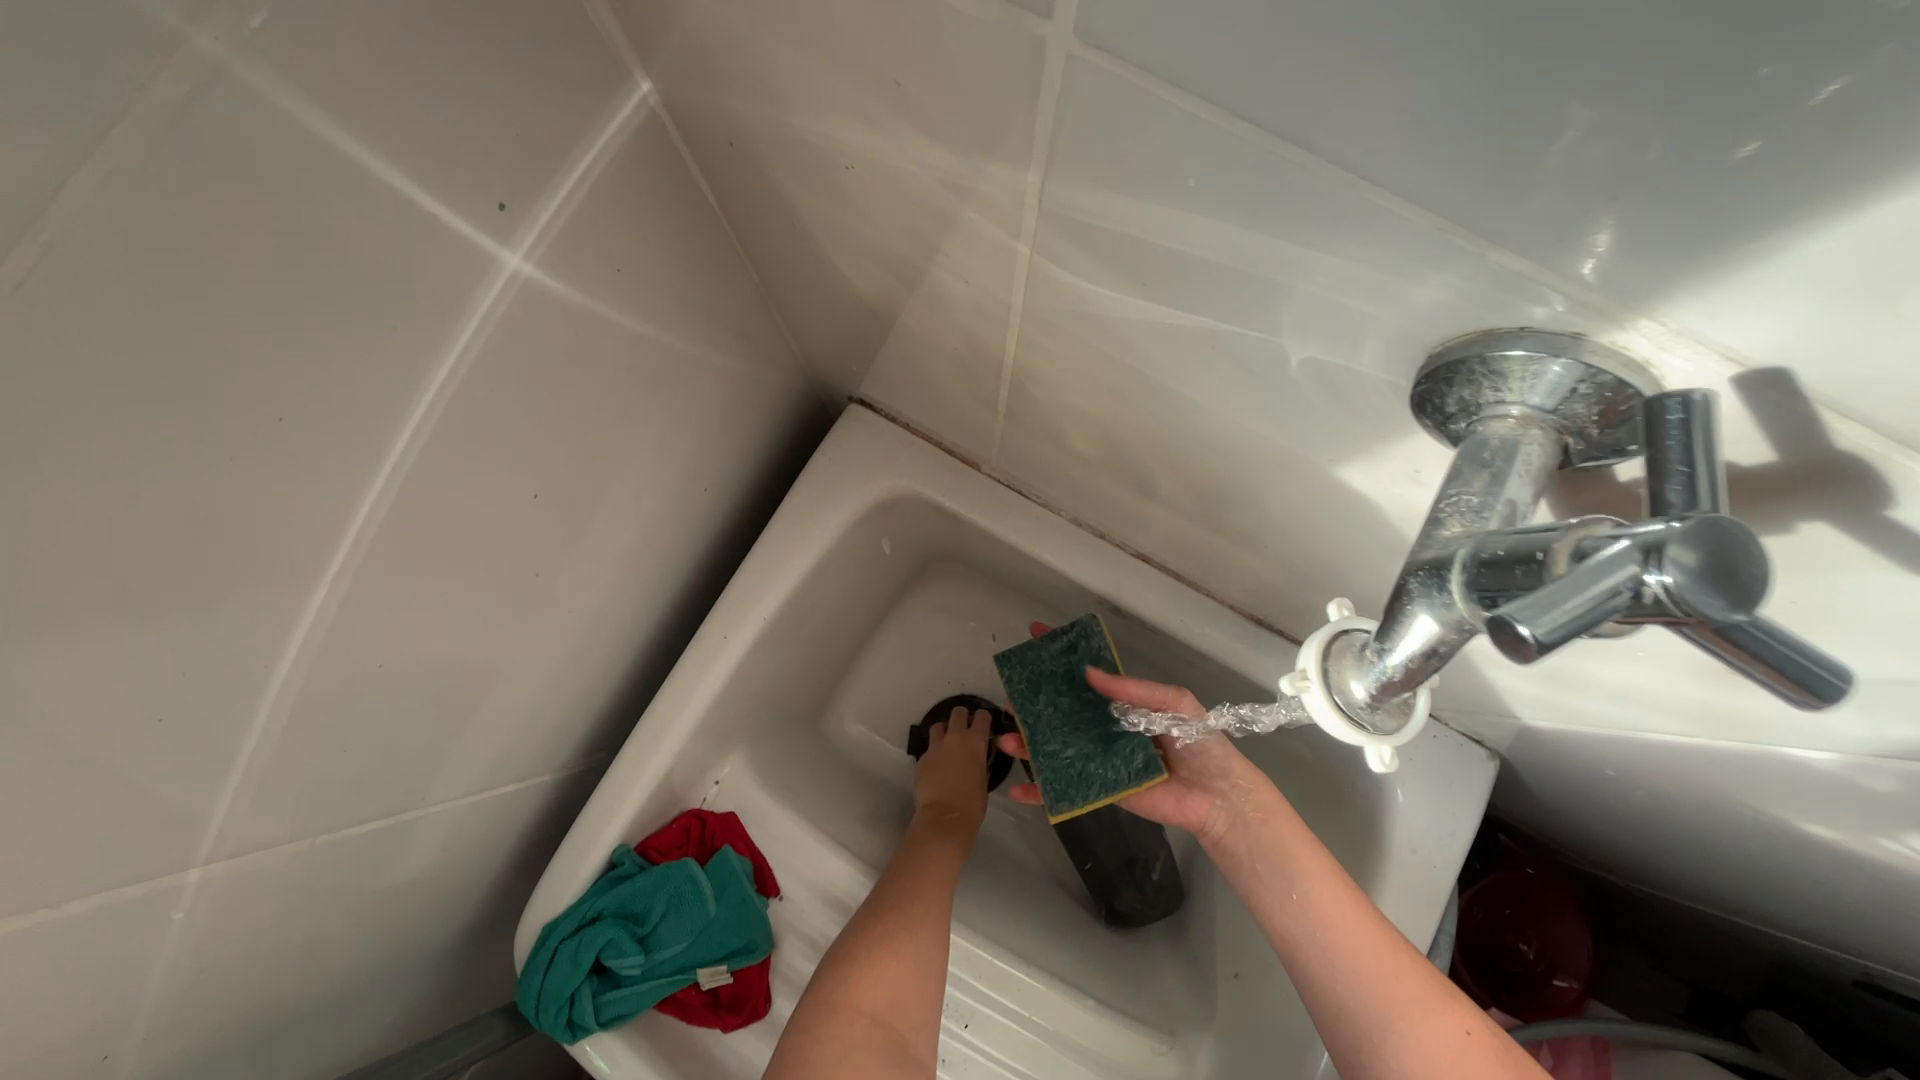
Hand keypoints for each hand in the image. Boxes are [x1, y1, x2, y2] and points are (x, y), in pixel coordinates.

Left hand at [912, 705, 991, 834]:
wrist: (944, 816)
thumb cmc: (972, 802)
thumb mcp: (983, 778)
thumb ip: (979, 761)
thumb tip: (976, 758)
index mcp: (975, 741)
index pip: (981, 717)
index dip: (983, 719)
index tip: (983, 725)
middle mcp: (954, 737)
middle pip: (957, 712)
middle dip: (962, 717)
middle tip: (965, 729)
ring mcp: (935, 746)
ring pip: (938, 726)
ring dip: (944, 730)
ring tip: (947, 743)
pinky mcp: (921, 758)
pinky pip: (929, 748)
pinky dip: (934, 752)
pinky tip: (936, 766)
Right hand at [999, 623, 1264, 844]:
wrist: (1219, 797)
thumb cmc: (1202, 744)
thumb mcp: (1175, 703)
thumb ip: (1134, 690)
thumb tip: (1089, 673)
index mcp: (1124, 702)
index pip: (1087, 674)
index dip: (1061, 655)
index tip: (1034, 635)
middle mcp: (1106, 727)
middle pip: (1062, 712)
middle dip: (1033, 703)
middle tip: (1011, 696)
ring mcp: (1100, 759)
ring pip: (1055, 748)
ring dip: (1028, 744)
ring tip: (1008, 739)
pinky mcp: (1100, 790)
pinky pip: (1065, 788)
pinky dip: (1040, 791)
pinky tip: (1019, 791)